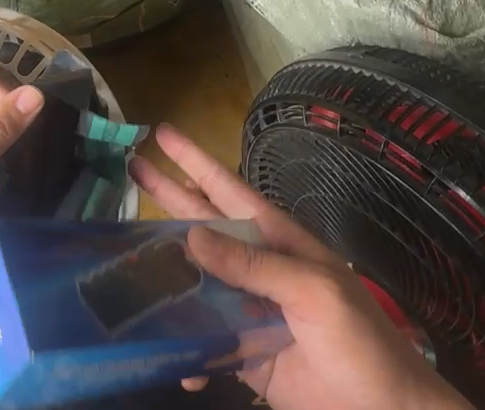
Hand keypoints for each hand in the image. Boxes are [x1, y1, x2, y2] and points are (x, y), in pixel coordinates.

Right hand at [130, 124, 468, 409]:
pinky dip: (180, 345)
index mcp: (275, 240)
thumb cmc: (362, 343)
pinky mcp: (241, 352)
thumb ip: (254, 263)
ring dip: (162, 271)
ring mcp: (245, 309)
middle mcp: (255, 266)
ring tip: (122, 258)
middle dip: (167, 195)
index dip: (194, 161)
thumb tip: (191, 234)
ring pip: (193, 280)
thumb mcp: (313, 291)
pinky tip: (161, 350)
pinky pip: (201, 340)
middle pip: (202, 223)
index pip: (226, 189)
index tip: (161, 133)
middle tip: (130, 166)